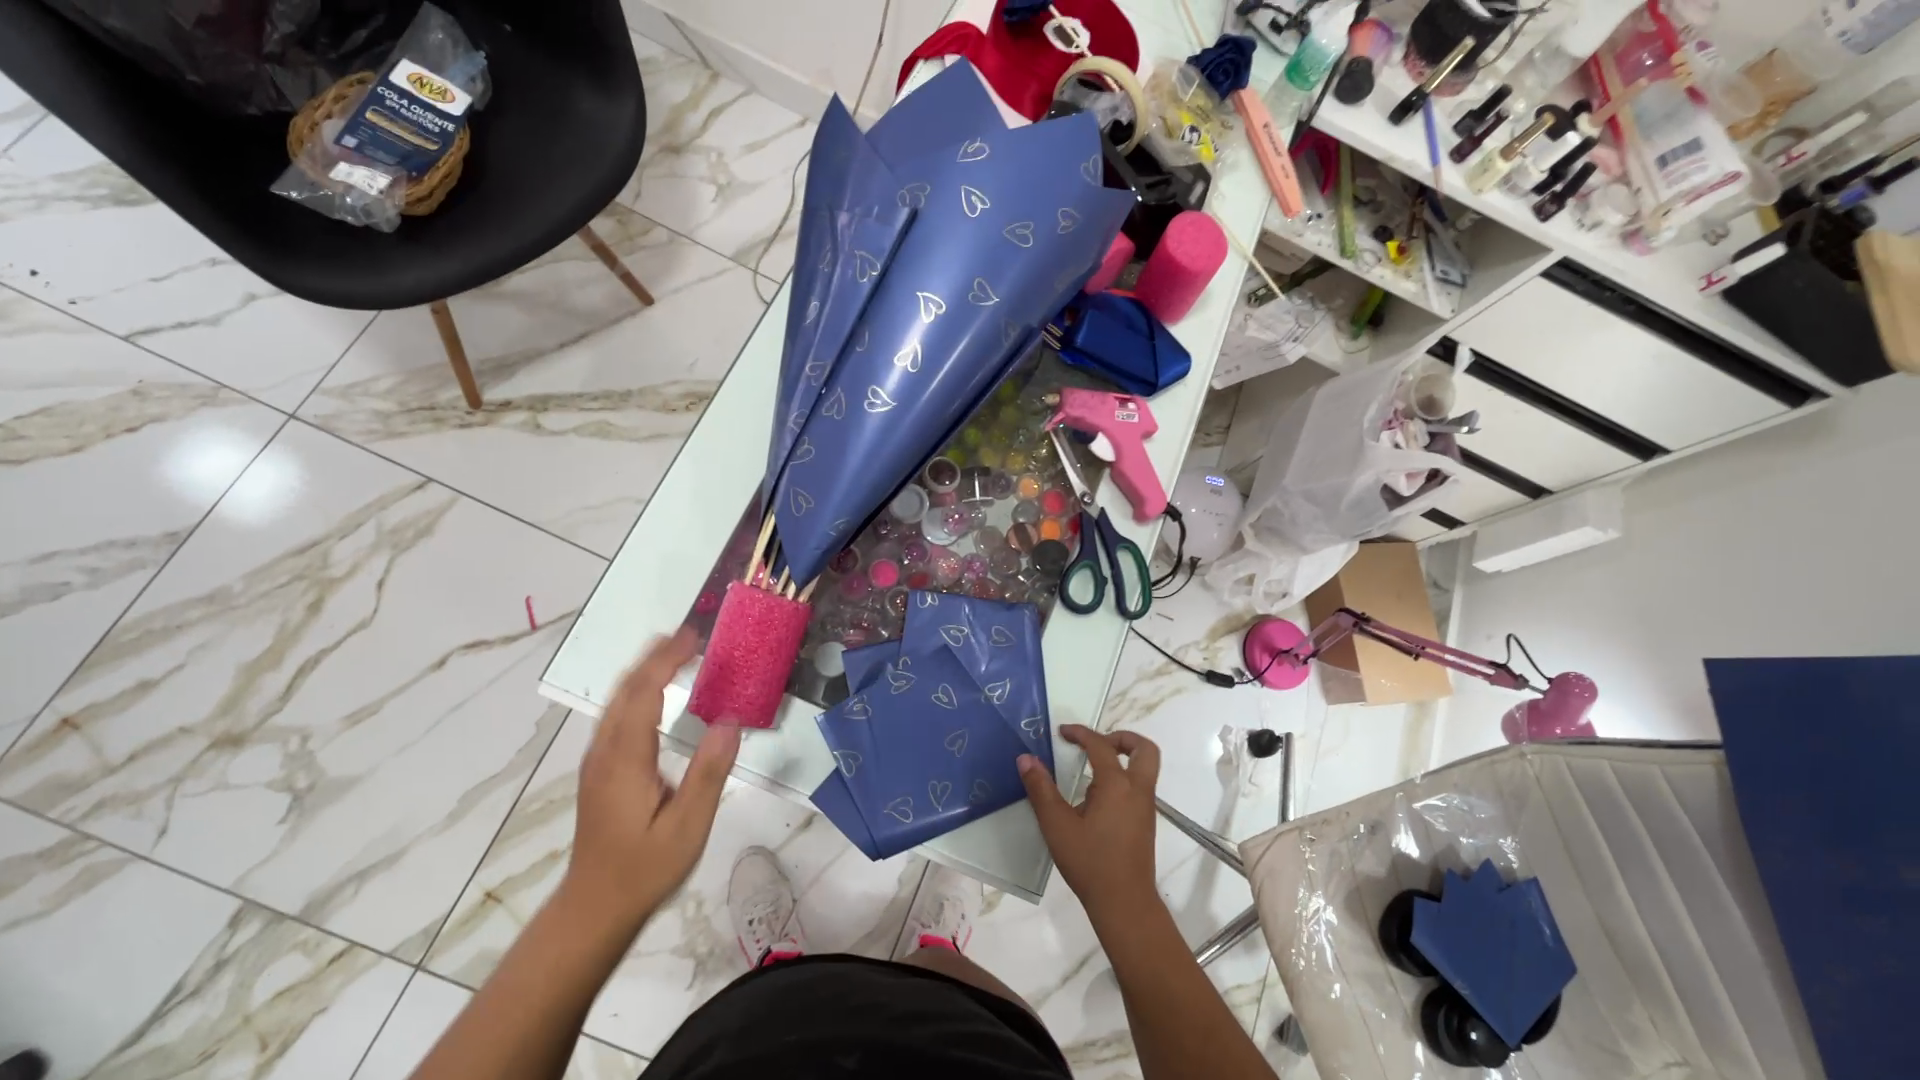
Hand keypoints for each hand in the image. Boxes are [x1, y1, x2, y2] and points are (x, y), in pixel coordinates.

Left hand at [561, 628, 741, 930]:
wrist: (595, 906)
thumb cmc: (645, 867)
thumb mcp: (687, 826)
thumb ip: (708, 772)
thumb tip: (730, 721)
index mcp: (626, 759)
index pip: (644, 693)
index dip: (667, 659)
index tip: (693, 636)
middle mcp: (605, 752)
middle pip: (625, 689)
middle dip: (654, 656)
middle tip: (689, 636)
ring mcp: (597, 762)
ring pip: (615, 701)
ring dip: (643, 671)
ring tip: (675, 654)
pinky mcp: (598, 772)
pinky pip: (615, 716)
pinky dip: (636, 693)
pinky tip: (654, 697)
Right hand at [1018, 724, 1162, 920]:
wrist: (1124, 902)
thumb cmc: (1089, 861)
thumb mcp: (1057, 825)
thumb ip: (1041, 789)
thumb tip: (1026, 759)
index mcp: (1117, 785)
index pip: (1101, 745)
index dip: (1081, 733)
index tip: (1062, 732)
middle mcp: (1138, 791)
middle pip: (1143, 750)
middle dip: (1121, 738)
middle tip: (1095, 743)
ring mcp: (1146, 808)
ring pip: (1144, 769)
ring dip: (1121, 759)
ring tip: (1090, 770)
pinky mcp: (1145, 823)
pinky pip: (1139, 787)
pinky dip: (1122, 778)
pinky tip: (1096, 798)